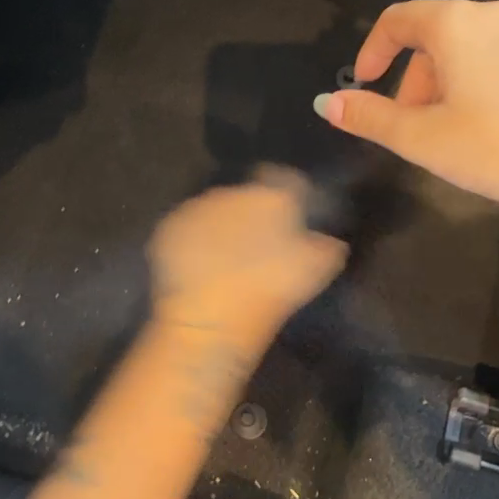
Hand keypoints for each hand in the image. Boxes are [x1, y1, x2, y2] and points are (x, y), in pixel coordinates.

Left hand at [149, 167, 347, 340]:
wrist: (212, 319)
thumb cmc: (271, 292)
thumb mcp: (316, 270)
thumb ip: (326, 245)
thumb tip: (329, 238)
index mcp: (271, 195)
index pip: (285, 179)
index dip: (289, 195)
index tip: (290, 215)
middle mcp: (232, 190)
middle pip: (246, 193)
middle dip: (251, 212)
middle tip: (256, 242)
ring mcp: (196, 206)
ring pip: (214, 208)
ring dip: (221, 224)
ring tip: (224, 256)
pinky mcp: (169, 226)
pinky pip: (186, 226)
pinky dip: (193, 239)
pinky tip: (199, 264)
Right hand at [315, 0, 498, 214]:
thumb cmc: (491, 149)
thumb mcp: (419, 138)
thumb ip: (368, 116)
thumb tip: (326, 103)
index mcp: (456, 24)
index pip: (399, 20)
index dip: (373, 50)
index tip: (365, 84)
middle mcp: (496, 12)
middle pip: (437, 34)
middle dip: (415, 76)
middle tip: (413, 122)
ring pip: (473, 44)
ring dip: (450, 77)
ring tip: (453, 125)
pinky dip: (487, 76)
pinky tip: (496, 118)